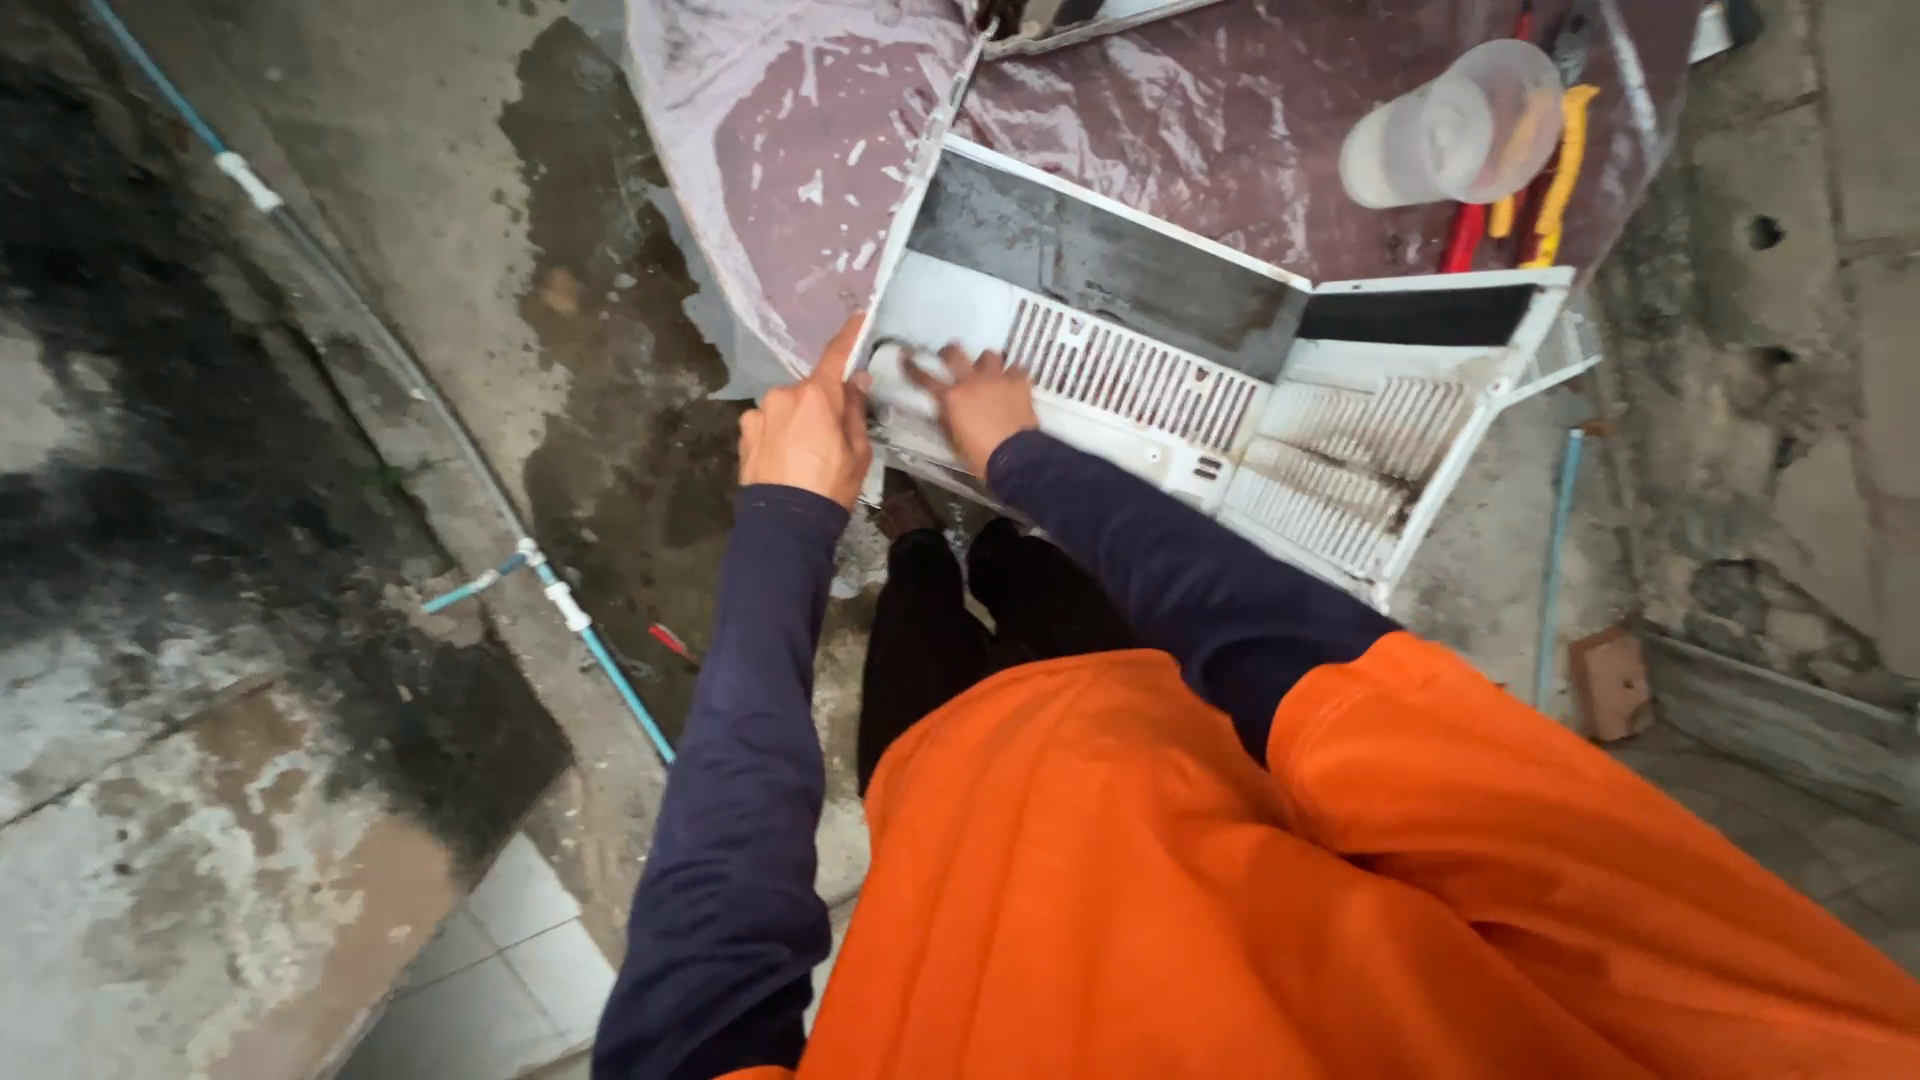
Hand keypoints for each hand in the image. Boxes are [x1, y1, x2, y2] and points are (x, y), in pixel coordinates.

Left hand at [738, 315, 873, 508]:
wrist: (785, 524)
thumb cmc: (831, 486)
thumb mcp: (858, 451)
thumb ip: (854, 411)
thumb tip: (855, 380)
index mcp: (817, 395)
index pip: (836, 354)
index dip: (850, 335)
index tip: (859, 317)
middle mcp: (783, 394)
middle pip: (811, 389)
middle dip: (822, 404)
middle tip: (833, 435)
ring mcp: (759, 413)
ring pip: (787, 407)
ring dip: (798, 420)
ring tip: (805, 455)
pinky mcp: (744, 432)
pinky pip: (768, 423)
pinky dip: (778, 433)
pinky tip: (784, 459)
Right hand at [906, 345, 1040, 475]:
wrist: (1014, 458)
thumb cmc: (980, 456)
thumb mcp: (954, 440)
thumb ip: (947, 419)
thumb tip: (944, 409)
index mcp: (952, 398)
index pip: (926, 379)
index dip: (913, 367)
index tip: (905, 357)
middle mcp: (972, 381)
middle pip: (955, 353)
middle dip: (949, 352)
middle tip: (950, 357)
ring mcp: (997, 378)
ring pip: (989, 355)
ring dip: (986, 363)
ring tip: (989, 372)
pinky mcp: (1019, 382)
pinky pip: (1015, 368)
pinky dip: (1013, 374)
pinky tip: (1013, 383)